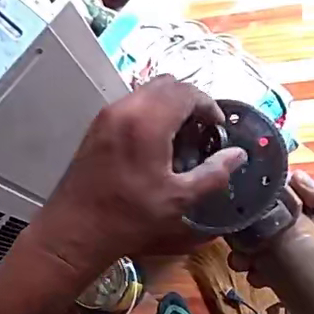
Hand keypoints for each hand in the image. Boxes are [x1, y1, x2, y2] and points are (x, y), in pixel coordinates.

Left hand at [28, 77, 247, 276]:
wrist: (75, 229)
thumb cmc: (128, 217)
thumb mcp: (178, 199)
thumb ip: (213, 174)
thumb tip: (237, 155)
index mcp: (147, 122)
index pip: (187, 92)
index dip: (209, 105)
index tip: (217, 127)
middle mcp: (125, 109)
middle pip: (166, 84)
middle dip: (190, 100)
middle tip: (202, 128)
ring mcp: (106, 116)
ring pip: (146, 92)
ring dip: (168, 104)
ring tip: (181, 135)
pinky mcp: (96, 127)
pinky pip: (130, 104)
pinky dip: (149, 112)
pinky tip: (155, 142)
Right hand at [232, 171, 313, 304]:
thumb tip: (296, 177)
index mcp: (311, 212)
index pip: (277, 200)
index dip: (257, 203)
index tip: (240, 210)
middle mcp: (299, 231)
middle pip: (262, 226)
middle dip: (245, 234)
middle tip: (237, 247)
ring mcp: (294, 256)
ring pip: (260, 249)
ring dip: (246, 255)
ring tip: (242, 266)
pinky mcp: (292, 279)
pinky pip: (267, 271)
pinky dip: (257, 274)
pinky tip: (256, 280)